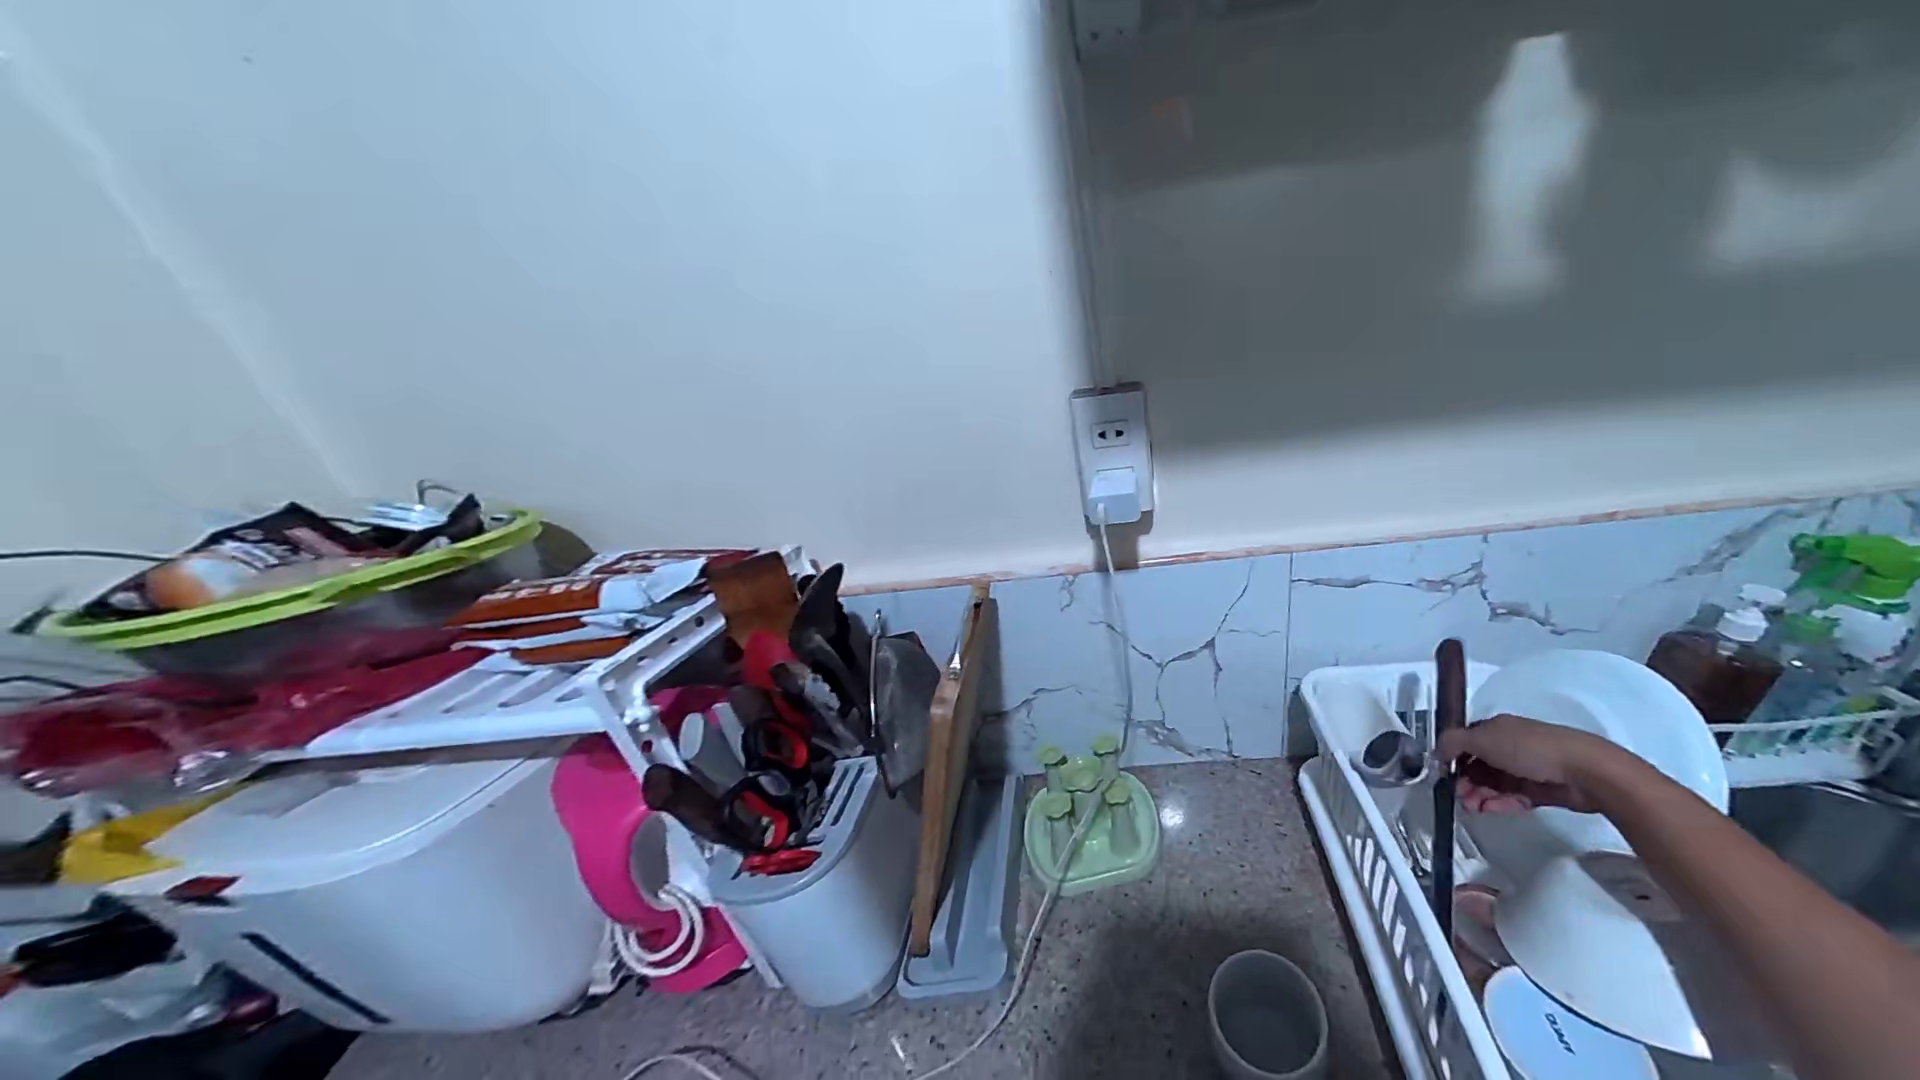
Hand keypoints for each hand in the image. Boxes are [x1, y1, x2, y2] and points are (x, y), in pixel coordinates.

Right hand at [1436, 713, 1623, 814]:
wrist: (1587, 770)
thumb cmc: (1529, 748)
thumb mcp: (1482, 738)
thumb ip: (1452, 743)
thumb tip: (1435, 753)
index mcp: (1496, 730)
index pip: (1466, 743)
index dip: (1452, 758)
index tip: (1444, 775)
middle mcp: (1509, 747)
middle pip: (1479, 766)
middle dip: (1465, 782)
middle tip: (1458, 797)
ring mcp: (1526, 769)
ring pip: (1494, 784)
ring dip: (1480, 796)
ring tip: (1473, 809)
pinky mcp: (1542, 791)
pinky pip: (1514, 798)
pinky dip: (1500, 804)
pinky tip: (1490, 811)